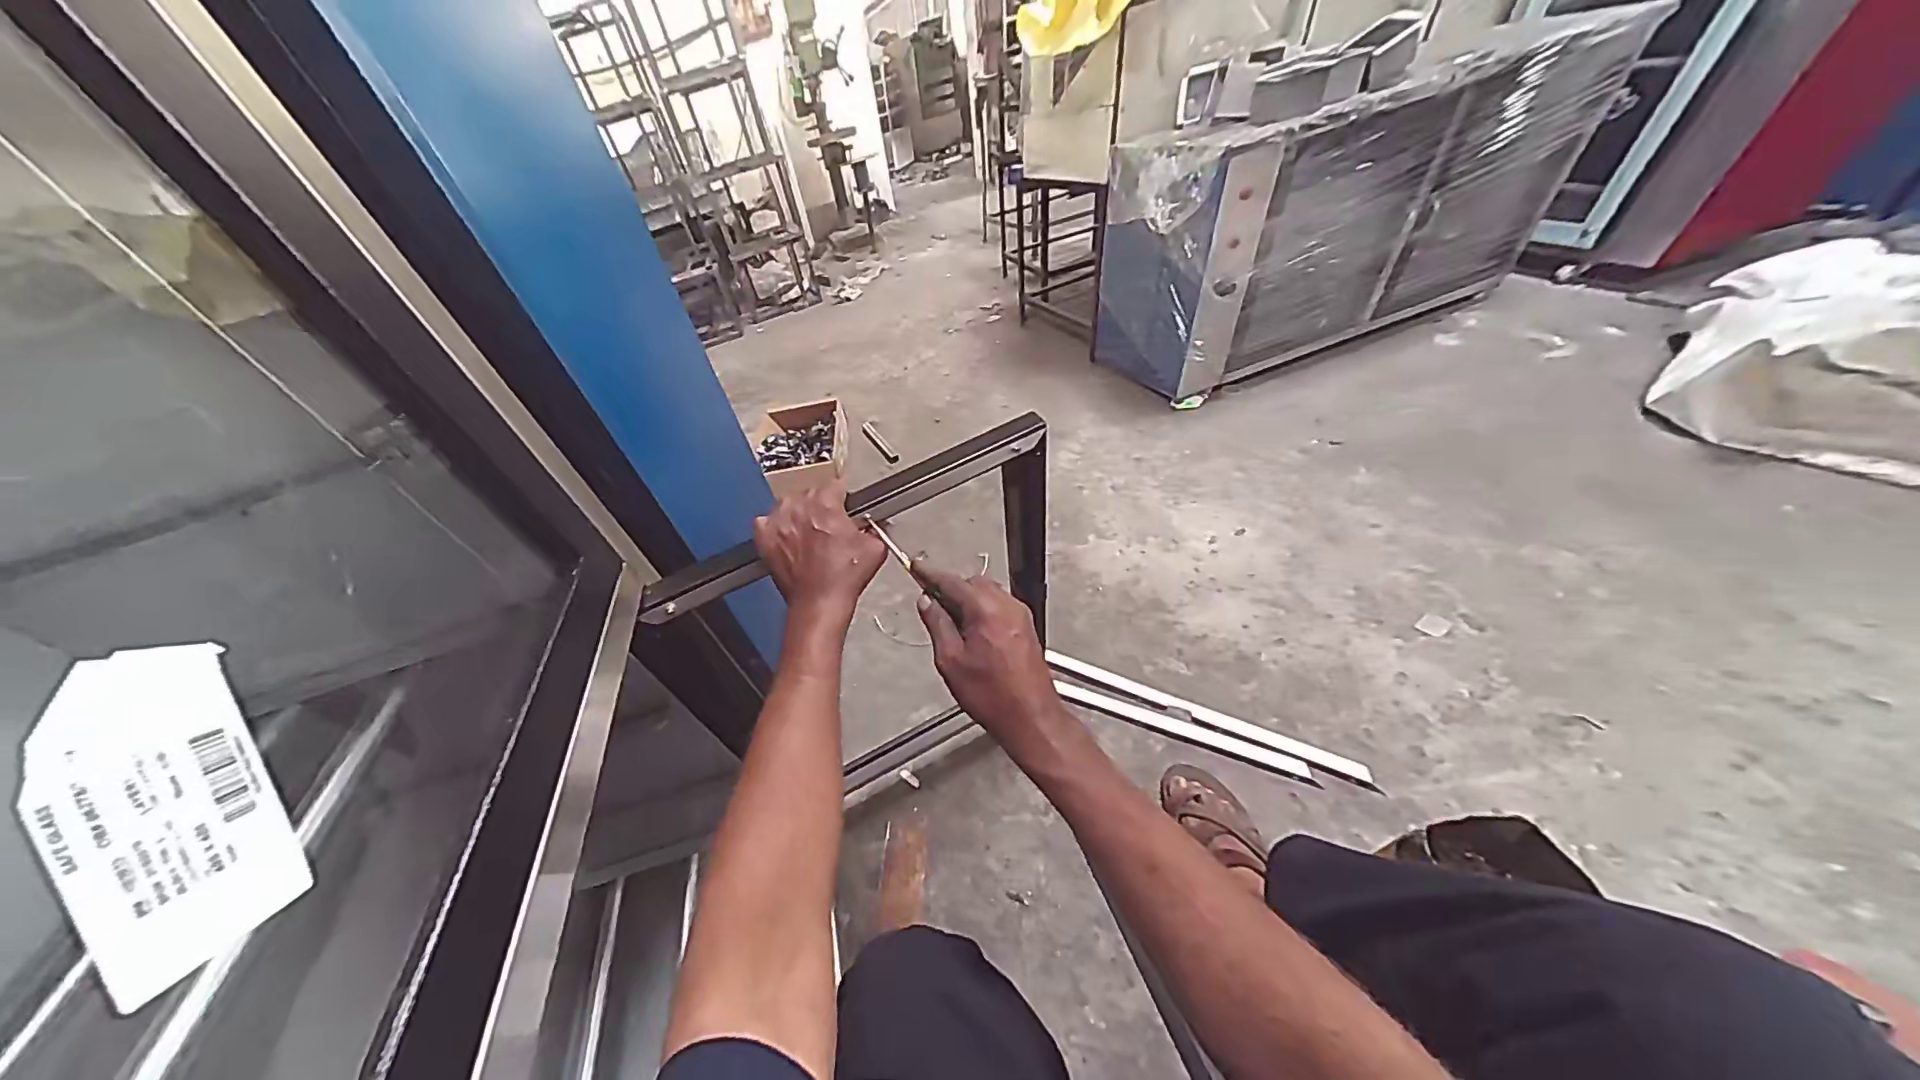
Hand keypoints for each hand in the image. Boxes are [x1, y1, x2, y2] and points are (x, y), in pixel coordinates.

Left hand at [753, 481, 884, 621]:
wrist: (820, 601)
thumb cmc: (842, 578)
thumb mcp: (875, 548)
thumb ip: (874, 528)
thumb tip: (873, 525)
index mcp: (826, 506)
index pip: (834, 485)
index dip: (843, 493)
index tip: (845, 499)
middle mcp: (800, 509)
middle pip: (810, 493)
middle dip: (821, 505)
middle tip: (830, 522)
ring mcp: (779, 524)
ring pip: (788, 504)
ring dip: (798, 512)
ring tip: (808, 528)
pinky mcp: (766, 540)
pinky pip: (766, 522)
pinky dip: (775, 526)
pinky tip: (786, 535)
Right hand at [914, 565, 1064, 746]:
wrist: (1030, 716)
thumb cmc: (994, 696)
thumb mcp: (950, 661)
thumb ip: (937, 624)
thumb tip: (927, 602)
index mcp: (986, 610)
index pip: (952, 581)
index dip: (930, 574)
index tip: (917, 568)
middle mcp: (1007, 606)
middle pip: (972, 583)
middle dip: (951, 588)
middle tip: (930, 602)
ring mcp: (1020, 615)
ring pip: (987, 593)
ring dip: (967, 600)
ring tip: (950, 622)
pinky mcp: (1025, 627)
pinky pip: (999, 606)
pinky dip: (982, 609)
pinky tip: (971, 631)